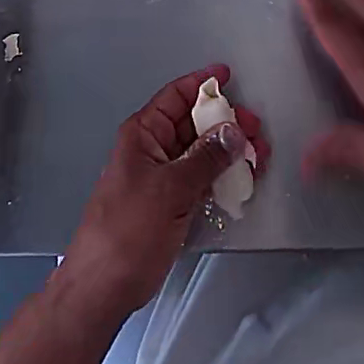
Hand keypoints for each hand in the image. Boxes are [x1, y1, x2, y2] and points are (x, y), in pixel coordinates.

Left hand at [58, 65, 268, 317]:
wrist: (103, 288)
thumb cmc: (129, 229)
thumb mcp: (171, 189)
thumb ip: (206, 158)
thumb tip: (236, 131)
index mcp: (143, 135)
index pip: (175, 96)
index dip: (201, 84)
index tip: (230, 76)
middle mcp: (153, 149)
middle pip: (193, 123)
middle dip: (226, 122)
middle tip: (256, 130)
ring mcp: (163, 177)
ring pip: (201, 152)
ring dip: (230, 151)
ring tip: (260, 155)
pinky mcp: (172, 203)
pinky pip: (202, 177)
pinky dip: (223, 175)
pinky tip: (245, 178)